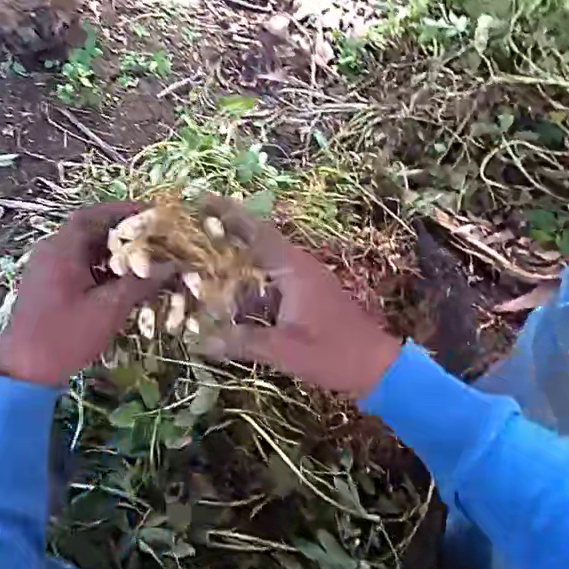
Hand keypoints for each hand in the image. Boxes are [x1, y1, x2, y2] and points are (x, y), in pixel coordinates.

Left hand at [0, 202, 172, 386]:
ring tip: (143, 259)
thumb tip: (172, 265)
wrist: (24, 370)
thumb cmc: (66, 335)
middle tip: (153, 238)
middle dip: (123, 233)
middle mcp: (51, 251)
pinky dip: (100, 267)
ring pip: (85, 249)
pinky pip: (78, 265)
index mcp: (62, 249)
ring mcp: (46, 268)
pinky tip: (122, 280)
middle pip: (90, 230)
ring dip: (113, 251)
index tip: (152, 214)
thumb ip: (141, 282)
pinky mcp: (48, 285)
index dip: (124, 211)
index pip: (94, 215)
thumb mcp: (109, 308)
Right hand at [200, 199, 401, 399]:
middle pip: (255, 245)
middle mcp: (298, 269)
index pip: (257, 232)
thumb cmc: (334, 354)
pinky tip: (228, 305)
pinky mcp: (305, 299)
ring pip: (261, 268)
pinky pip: (269, 287)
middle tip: (192, 233)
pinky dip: (248, 291)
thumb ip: (243, 342)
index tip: (203, 200)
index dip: (229, 215)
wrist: (376, 368)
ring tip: (201, 270)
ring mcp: (303, 283)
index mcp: (295, 270)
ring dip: (235, 270)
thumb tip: (201, 341)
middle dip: (225, 239)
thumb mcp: (285, 350)